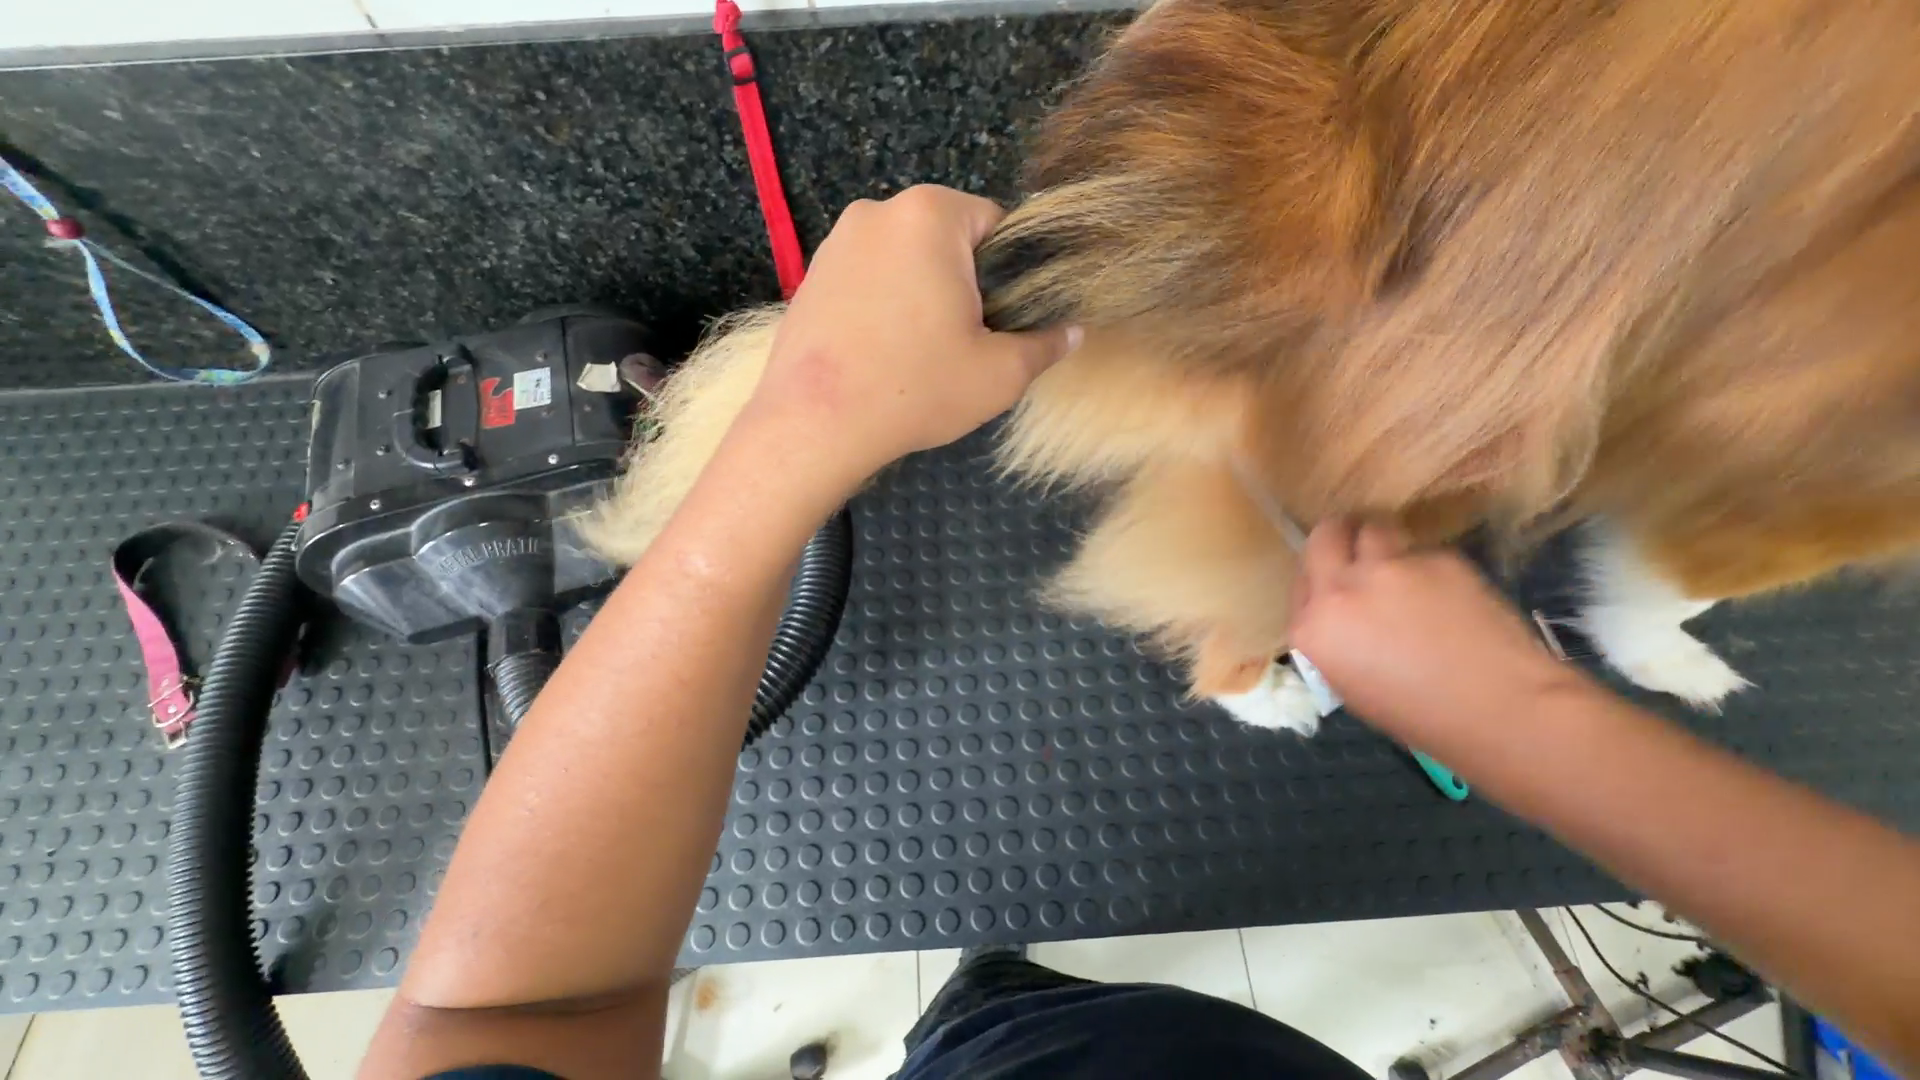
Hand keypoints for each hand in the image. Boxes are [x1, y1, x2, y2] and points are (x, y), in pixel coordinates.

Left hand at [742, 186, 1079, 491]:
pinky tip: (882, 354)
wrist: (815, 425)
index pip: (995, 223)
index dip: (1010, 273)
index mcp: (930, 214)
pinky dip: (882, 307)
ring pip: (904, 261)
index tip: (1003, 320)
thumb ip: (1045, 345)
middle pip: (947, 240)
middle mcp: (878, 210)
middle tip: (965, 343)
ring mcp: (836, 241)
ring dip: (921, 295)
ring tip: (920, 354)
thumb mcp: (999, 374)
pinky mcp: (809, 276)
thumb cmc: (916, 388)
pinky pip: (867, 281)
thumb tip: (1073, 332)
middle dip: (963, 283)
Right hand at [1288, 519, 1592, 741]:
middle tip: (1356, 552)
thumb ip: (1332, 636)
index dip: (1319, 583)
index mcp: (1312, 628)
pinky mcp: (1438, 557)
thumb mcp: (1349, 684)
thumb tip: (1342, 612)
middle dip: (1338, 538)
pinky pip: (1421, 551)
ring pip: (1374, 528)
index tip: (1337, 592)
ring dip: (1380, 543)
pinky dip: (1427, 567)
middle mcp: (1341, 588)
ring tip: (1403, 569)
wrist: (1500, 708)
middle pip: (1326, 535)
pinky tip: (1448, 595)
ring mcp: (1389, 568)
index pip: (1299, 582)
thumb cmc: (1418, 714)